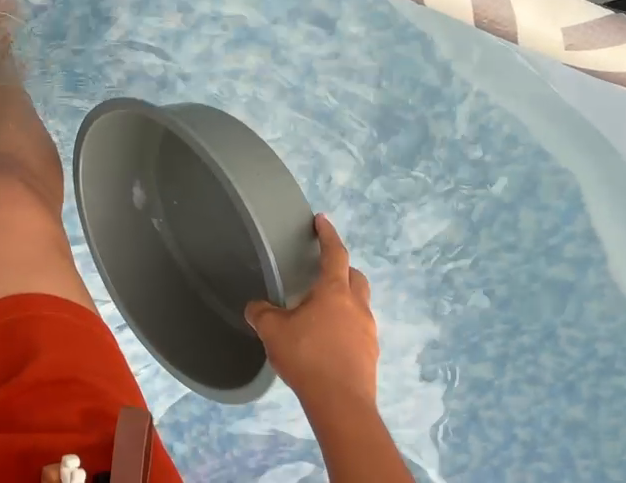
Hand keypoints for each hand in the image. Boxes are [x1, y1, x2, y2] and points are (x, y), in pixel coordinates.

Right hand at [246, 214, 377, 409]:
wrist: (341, 405)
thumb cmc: (307, 357)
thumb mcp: (272, 330)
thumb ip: (261, 312)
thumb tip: (255, 307)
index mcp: (334, 292)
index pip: (335, 254)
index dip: (327, 234)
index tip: (321, 220)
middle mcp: (357, 307)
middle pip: (356, 277)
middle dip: (341, 267)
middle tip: (321, 268)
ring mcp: (368, 333)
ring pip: (359, 304)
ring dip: (343, 299)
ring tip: (319, 308)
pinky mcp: (370, 355)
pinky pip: (358, 328)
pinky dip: (344, 324)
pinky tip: (325, 337)